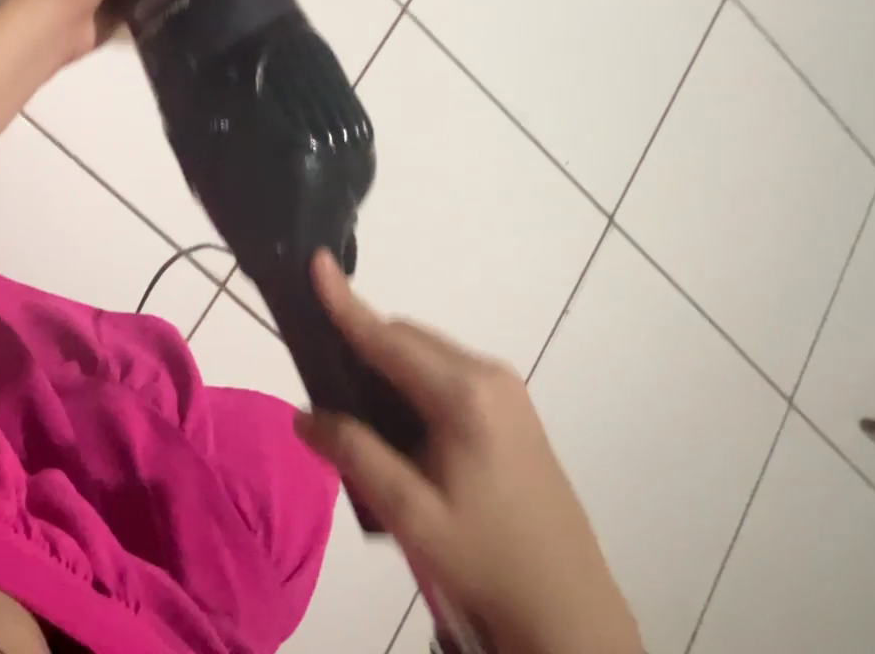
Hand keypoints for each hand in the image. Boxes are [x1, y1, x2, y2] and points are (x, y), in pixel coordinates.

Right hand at [295, 252, 640, 653]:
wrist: (570, 614)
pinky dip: (408, 383)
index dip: (343, 301)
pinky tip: (398, 429)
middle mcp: (488, 378)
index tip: (314, 260)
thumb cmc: (486, 560)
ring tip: (355, 415)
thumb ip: (352, 452)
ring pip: (422, 354)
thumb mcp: (408, 512)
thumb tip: (304, 415)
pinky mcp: (512, 411)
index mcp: (462, 395)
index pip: (385, 337)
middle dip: (358, 346)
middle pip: (404, 338)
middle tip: (320, 385)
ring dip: (383, 367)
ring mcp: (506, 392)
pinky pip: (443, 374)